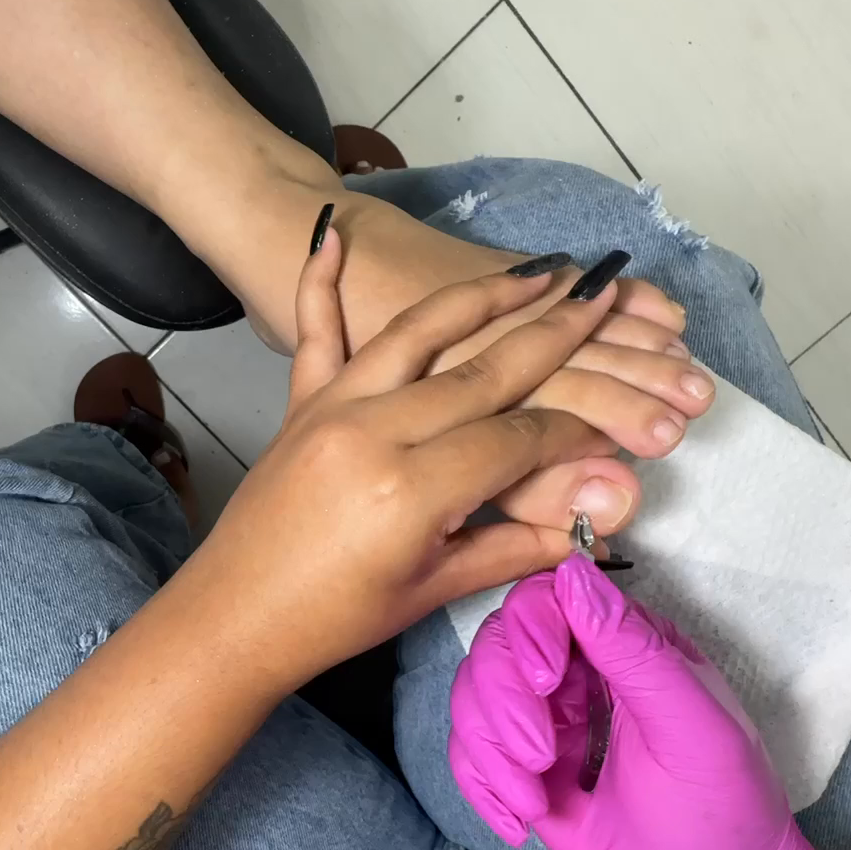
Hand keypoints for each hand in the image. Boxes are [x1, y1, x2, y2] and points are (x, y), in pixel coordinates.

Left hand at [166, 224, 625, 687]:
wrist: (235, 614)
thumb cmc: (333, 618)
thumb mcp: (430, 590)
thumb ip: (515, 546)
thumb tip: (597, 521)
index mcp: (413, 489)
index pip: (519, 439)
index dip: (576, 432)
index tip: (615, 428)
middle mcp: (374, 431)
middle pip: (484, 373)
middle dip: (557, 334)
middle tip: (609, 294)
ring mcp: (331, 408)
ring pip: (417, 334)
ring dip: (482, 295)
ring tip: (538, 268)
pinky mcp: (298, 405)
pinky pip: (313, 334)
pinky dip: (319, 282)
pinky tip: (331, 231)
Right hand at [447, 555, 831, 849]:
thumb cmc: (721, 809)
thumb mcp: (695, 729)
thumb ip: (635, 651)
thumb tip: (573, 570)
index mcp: (616, 642)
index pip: (541, 600)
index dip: (529, 630)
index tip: (544, 682)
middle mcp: (566, 665)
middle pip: (492, 646)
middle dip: (503, 704)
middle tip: (537, 758)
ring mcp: (533, 710)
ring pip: (468, 694)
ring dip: (490, 751)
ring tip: (532, 802)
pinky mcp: (510, 755)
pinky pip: (463, 748)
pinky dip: (479, 785)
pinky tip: (516, 820)